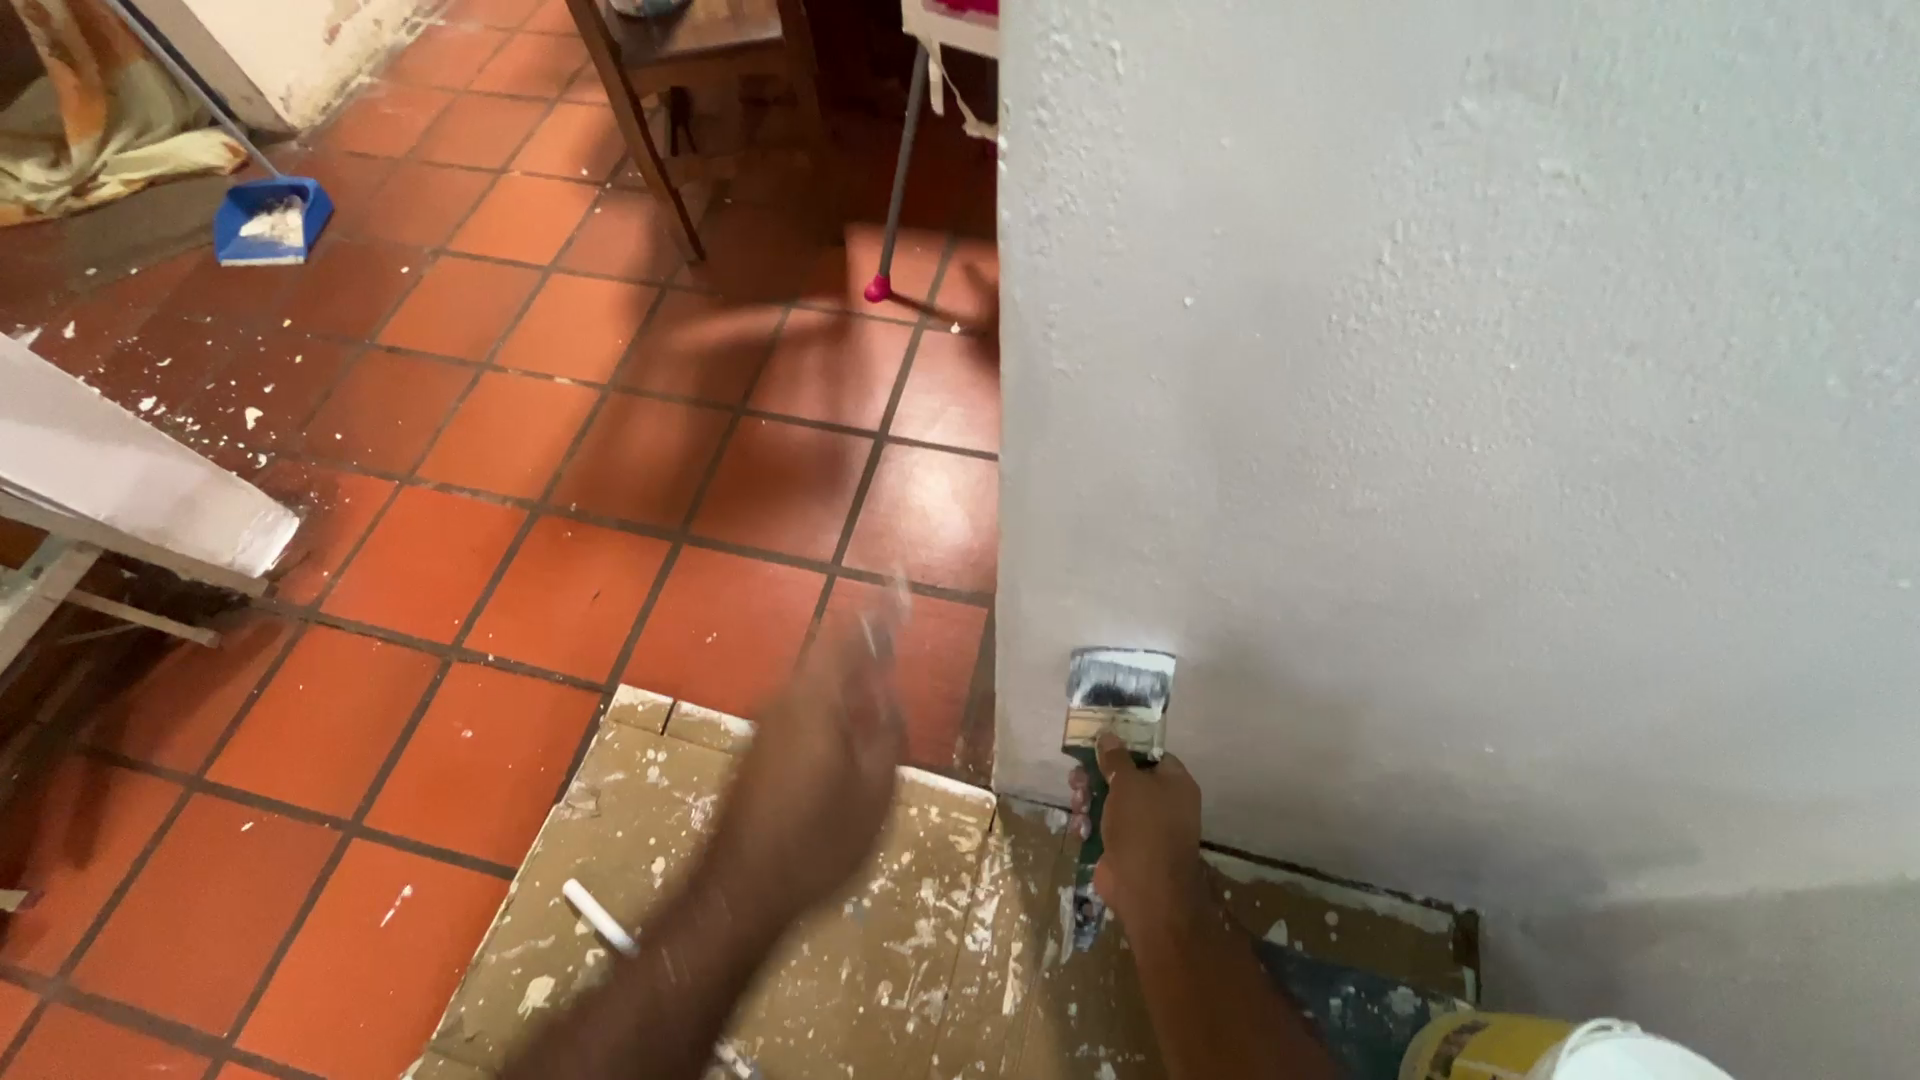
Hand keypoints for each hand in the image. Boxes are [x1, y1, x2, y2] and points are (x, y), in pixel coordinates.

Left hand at [697, 612, 905, 931]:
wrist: (738, 893)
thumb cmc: (816, 843)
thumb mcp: (875, 790)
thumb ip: (886, 730)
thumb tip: (887, 693)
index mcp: (814, 700)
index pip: (846, 636)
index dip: (875, 613)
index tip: (898, 595)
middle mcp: (783, 702)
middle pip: (826, 658)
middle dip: (862, 655)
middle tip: (893, 663)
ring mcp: (764, 727)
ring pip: (813, 686)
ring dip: (846, 687)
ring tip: (877, 706)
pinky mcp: (756, 752)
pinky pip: (800, 711)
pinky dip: (828, 711)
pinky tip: (846, 744)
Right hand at [1069, 733, 1206, 933]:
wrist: (1145, 889)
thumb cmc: (1143, 827)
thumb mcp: (1128, 784)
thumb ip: (1116, 758)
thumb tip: (1108, 736)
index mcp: (1174, 784)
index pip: (1150, 755)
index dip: (1124, 747)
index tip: (1098, 744)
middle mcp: (1162, 803)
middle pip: (1124, 778)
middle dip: (1097, 776)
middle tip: (1077, 777)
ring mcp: (1143, 827)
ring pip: (1109, 801)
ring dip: (1089, 799)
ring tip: (1077, 802)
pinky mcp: (1124, 847)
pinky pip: (1104, 825)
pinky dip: (1091, 824)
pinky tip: (1082, 827)